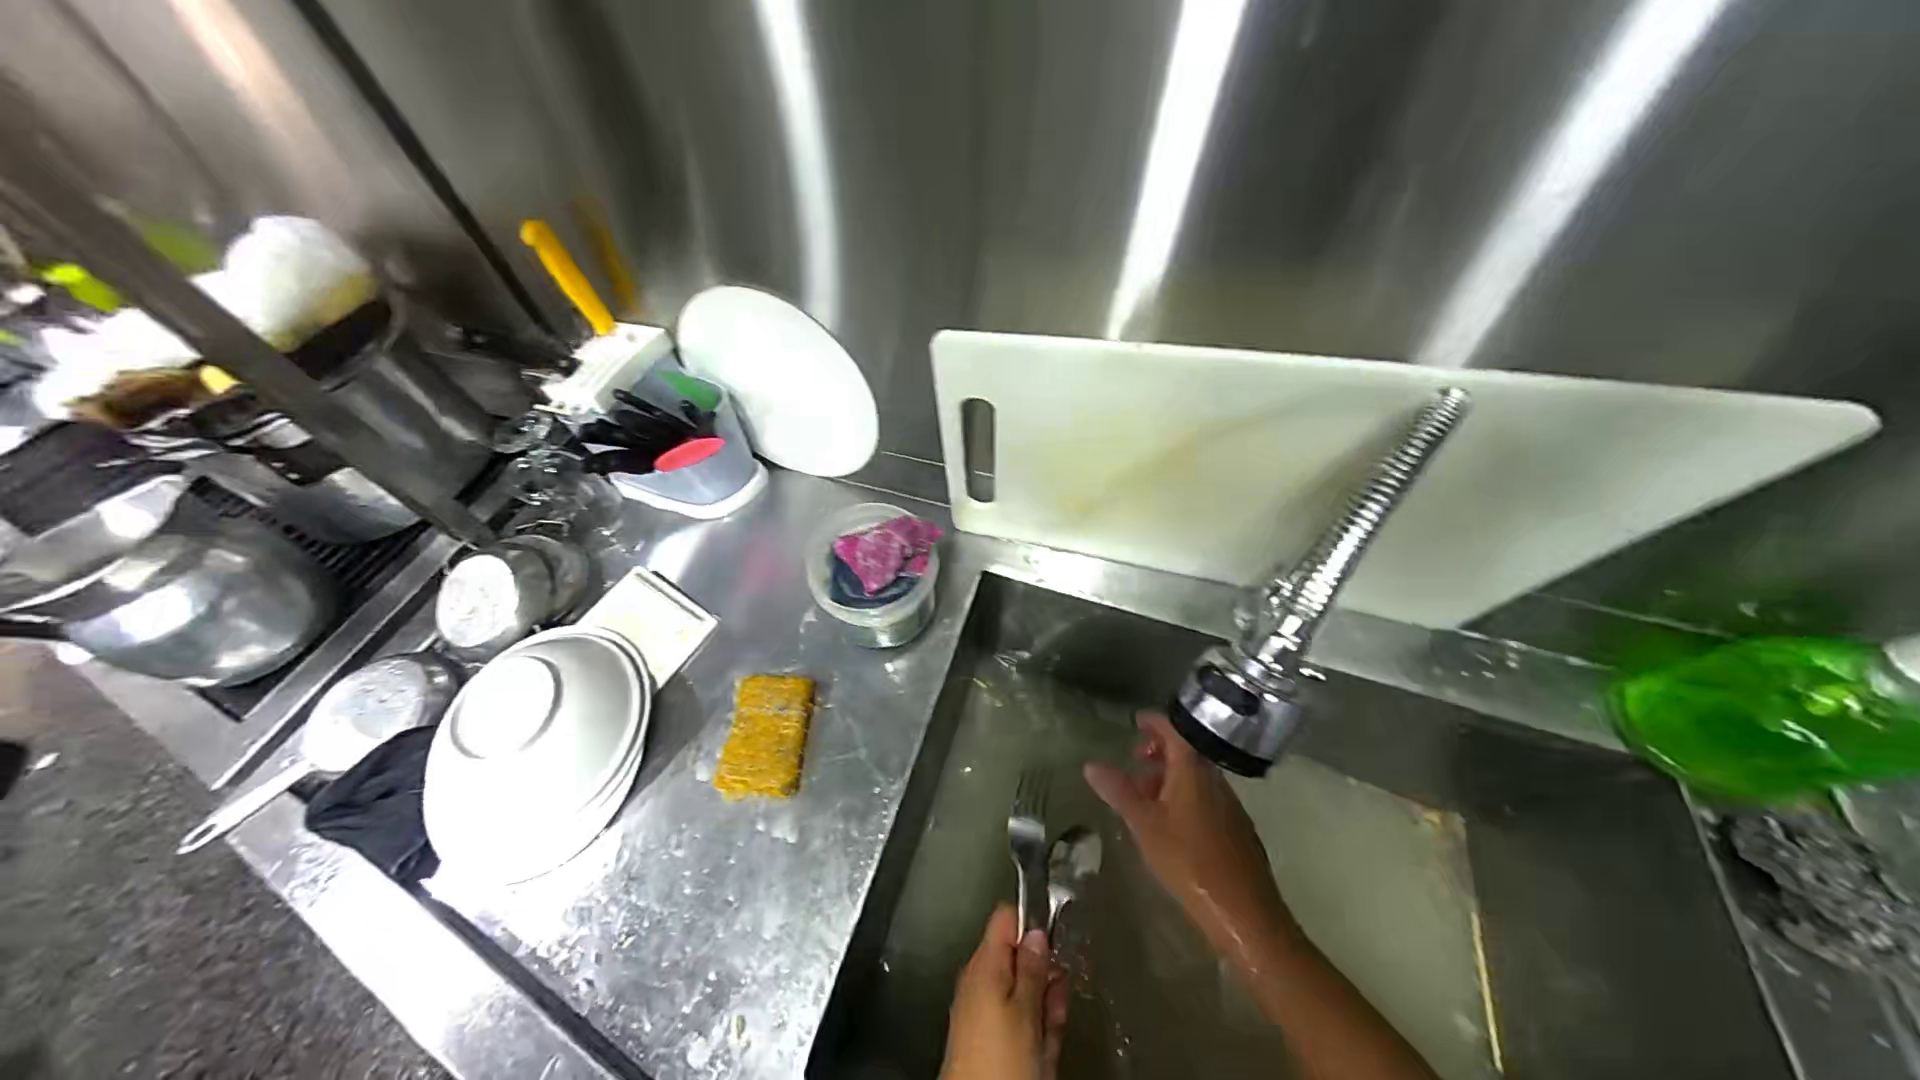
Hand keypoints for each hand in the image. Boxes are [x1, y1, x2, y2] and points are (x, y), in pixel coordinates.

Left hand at [940, 904, 1068, 1079]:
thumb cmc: (1001, 1060)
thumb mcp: (1026, 1010)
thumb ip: (1033, 968)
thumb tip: (1036, 932)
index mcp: (985, 965)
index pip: (1005, 919)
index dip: (1031, 922)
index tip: (1054, 938)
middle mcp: (981, 981)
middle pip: (1020, 960)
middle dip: (1044, 978)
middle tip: (1056, 999)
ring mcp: (984, 1011)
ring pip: (1025, 994)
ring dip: (1044, 1011)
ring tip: (1048, 1035)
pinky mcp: (991, 1040)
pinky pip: (1019, 1022)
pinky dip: (1036, 1034)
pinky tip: (1043, 1055)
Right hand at [1084, 710, 1296, 963]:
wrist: (1244, 913)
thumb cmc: (1188, 861)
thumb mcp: (1143, 824)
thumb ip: (1118, 791)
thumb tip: (1091, 764)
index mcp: (1193, 771)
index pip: (1175, 730)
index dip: (1154, 722)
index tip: (1135, 722)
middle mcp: (1215, 780)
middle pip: (1187, 752)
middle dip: (1159, 751)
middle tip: (1134, 760)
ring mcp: (1230, 805)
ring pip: (1196, 777)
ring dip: (1170, 776)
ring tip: (1145, 796)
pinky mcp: (1236, 828)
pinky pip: (1206, 797)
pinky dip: (1185, 796)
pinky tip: (1170, 824)